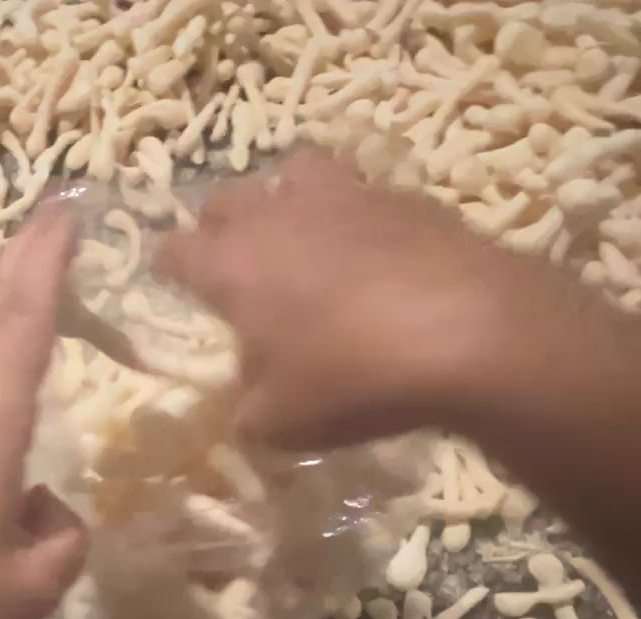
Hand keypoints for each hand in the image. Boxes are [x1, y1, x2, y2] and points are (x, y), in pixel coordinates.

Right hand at [155, 149, 629, 449]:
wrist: (472, 337)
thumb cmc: (350, 381)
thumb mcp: (276, 424)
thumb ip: (245, 411)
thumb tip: (248, 402)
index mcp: (232, 265)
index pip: (174, 251)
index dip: (168, 269)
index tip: (175, 287)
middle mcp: (277, 215)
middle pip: (225, 200)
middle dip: (219, 230)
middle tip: (235, 270)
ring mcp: (343, 195)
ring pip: (292, 174)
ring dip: (283, 202)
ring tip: (300, 242)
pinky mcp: (404, 195)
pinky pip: (359, 191)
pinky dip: (351, 216)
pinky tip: (371, 255)